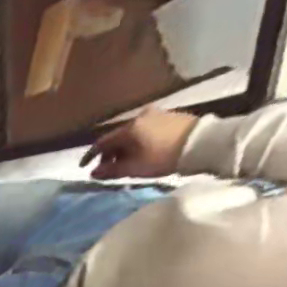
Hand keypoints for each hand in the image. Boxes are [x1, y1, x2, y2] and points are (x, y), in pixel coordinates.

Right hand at [78, 107, 199, 179]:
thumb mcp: (135, 168)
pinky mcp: (168, 117)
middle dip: (110, 153)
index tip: (84, 166)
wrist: (202, 143)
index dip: (91, 155)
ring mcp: (155, 114)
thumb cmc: (164, 157)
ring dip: (124, 148)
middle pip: (118, 136)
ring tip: (126, 163)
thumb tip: (93, 172)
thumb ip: (112, 170)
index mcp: (129, 128)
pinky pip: (144, 130)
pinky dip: (137, 142)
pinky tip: (141, 153)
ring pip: (131, 133)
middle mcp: (139, 117)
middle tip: (108, 169)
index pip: (103, 142)